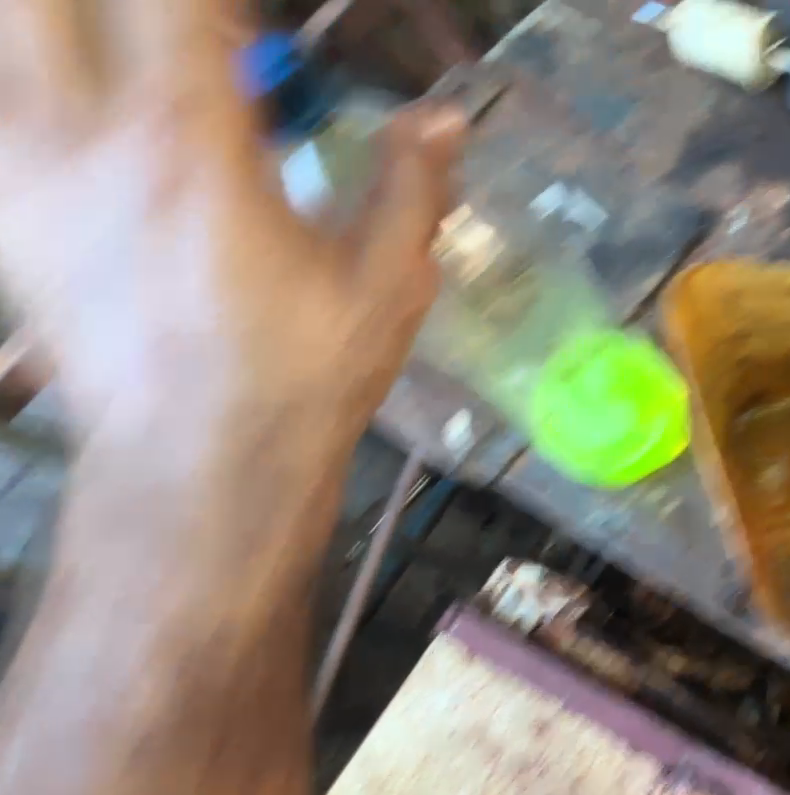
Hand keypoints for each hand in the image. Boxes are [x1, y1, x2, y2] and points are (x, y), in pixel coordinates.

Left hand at [0, 0, 463, 472]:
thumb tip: (444, 118)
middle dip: (132, 10)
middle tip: (199, 46)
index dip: (221, 2)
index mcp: (189, 147)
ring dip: (80, 43)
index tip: (261, 25)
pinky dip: (51, 92)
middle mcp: (78, 133)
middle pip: (54, 3)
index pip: (179, 6)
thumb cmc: (309, 372)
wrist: (202, 454)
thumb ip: (410, 188)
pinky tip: (103, 128)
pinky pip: (1, 105)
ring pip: (13, 41)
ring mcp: (17, 165)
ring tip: (162, 91)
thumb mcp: (388, 286)